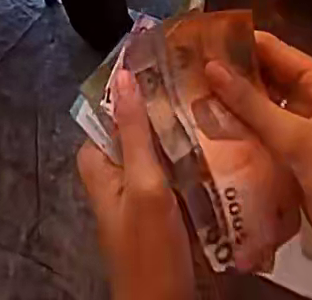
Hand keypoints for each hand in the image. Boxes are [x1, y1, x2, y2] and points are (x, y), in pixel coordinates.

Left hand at [77, 68, 196, 299]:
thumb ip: (133, 130)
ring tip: (211, 104)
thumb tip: (122, 74)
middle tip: (199, 81)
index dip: (138, 81)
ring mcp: (135, 186)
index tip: (168, 58)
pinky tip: (214, 143)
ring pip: (158, 144)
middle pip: (138, 122)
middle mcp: (112, 167)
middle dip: (165, 105)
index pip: (113, 104)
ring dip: (180, 129)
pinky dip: (188, 155)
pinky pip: (172, 167)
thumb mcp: (143, 185)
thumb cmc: (149, 252)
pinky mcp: (158, 204)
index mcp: (97, 158)